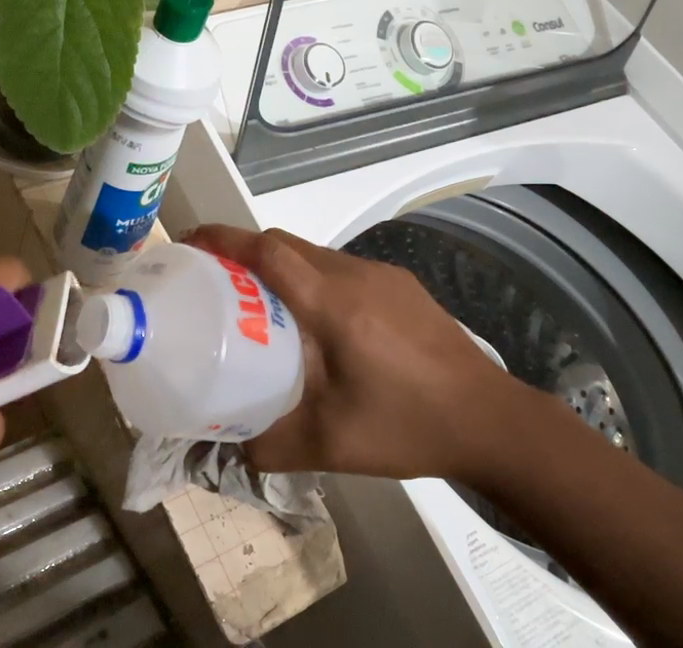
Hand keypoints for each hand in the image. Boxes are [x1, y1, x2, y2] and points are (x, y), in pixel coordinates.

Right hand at [185, 224, 532, 483]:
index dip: (224, 239)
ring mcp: (384, 276)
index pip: (268, 251)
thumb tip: (225, 443)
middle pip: (286, 243)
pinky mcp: (403, 286)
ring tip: (258, 301)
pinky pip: (341, 267)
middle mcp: (356, 276)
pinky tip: (315, 321)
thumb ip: (268, 444)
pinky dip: (312, 277)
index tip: (190, 244)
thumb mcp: (329, 444)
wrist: (492, 423)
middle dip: (243, 249)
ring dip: (280, 264)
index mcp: (334, 305)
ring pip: (315, 253)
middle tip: (213, 278)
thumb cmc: (407, 428)